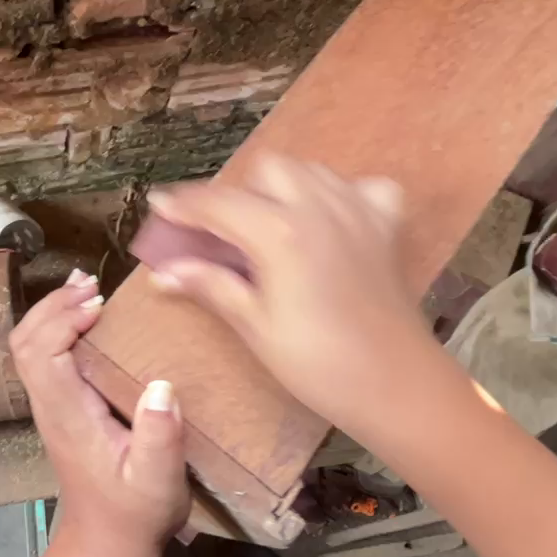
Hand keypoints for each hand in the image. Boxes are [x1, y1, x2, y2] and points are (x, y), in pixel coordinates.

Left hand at [10, 269, 189, 556]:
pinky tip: (87, 315)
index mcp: (68, 416)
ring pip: (29, 346)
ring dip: (52, 312)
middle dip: (53, 305)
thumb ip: (159, 439)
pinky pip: (45, 355)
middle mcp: (51, 405)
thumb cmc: (134, 516)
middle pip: (25, 341)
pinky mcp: (61, 407)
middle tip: (92, 283)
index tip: (101, 306)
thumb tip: (162, 387)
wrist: (106, 546)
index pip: (42, 352)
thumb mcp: (158, 484)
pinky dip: (58, 327)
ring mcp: (51, 406)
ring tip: (87, 287)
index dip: (63, 319)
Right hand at [146, 153, 436, 425]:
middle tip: (225, 234)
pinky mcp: (386, 224)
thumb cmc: (317, 364)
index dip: (184, 205)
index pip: (218, 204)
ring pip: (310, 170)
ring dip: (282, 188)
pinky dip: (339, 195)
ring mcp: (358, 210)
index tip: (159, 205)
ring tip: (270, 226)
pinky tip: (329, 223)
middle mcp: (319, 205)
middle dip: (239, 193)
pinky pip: (360, 186)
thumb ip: (211, 285)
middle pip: (267, 170)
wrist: (397, 385)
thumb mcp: (255, 326)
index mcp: (280, 231)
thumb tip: (163, 271)